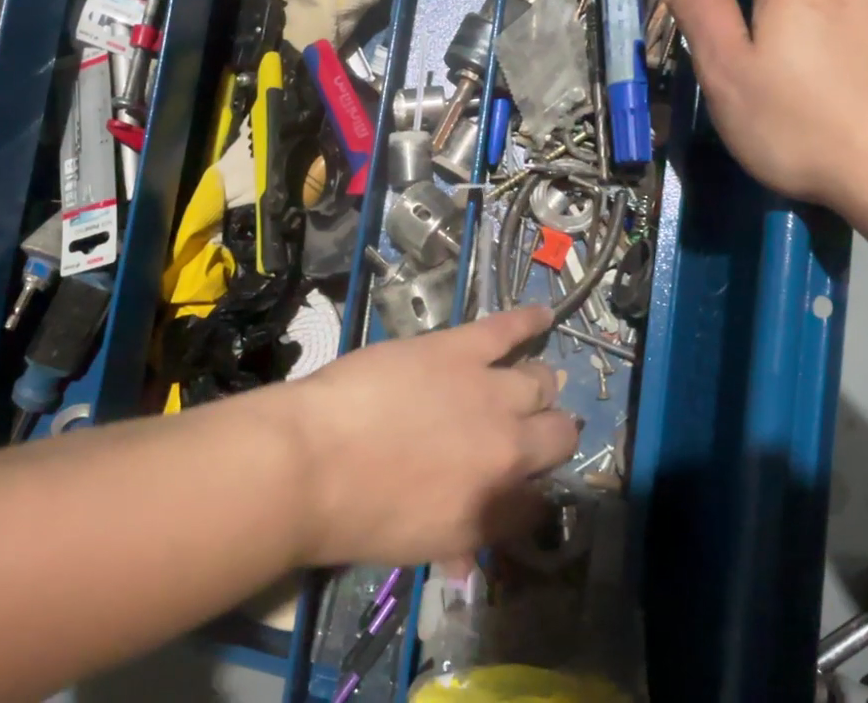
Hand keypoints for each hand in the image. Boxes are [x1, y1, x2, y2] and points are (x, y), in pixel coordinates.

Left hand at [270, 306, 577, 566]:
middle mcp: (509, 450)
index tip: (513, 482)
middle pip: (557, 434)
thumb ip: (459, 542)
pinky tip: (542, 315)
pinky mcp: (458, 350)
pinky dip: (527, 321)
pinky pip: (506, 330)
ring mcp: (488, 393)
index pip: (541, 501)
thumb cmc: (354, 516)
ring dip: (533, 385)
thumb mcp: (418, 548)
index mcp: (496, 508)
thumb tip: (470, 552)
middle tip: (515, 428)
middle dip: (544, 433)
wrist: (310, 462)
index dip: (529, 489)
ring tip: (521, 381)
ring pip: (538, 380)